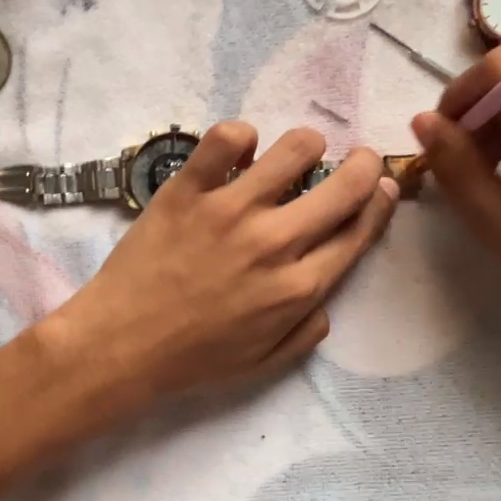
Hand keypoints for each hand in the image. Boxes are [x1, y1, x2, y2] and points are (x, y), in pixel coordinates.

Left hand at [39, 122, 398, 408]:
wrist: (121, 346)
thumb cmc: (192, 359)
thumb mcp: (264, 363)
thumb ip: (307, 329)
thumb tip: (327, 295)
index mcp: (299, 287)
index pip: (360, 229)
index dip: (379, 200)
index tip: (380, 184)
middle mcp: (275, 242)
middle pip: (346, 183)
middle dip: (362, 164)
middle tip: (351, 160)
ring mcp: (230, 211)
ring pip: (296, 148)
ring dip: (306, 147)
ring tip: (290, 157)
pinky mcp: (187, 190)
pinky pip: (226, 138)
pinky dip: (239, 137)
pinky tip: (237, 153)